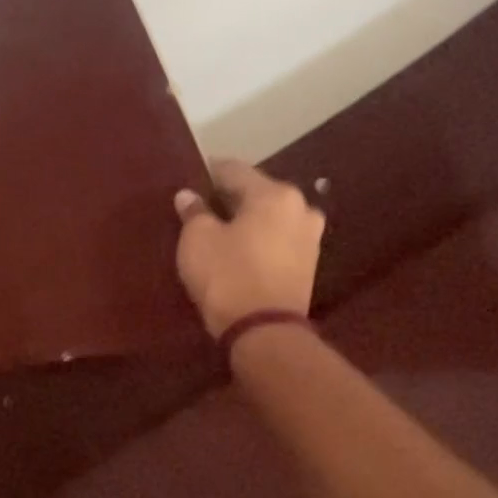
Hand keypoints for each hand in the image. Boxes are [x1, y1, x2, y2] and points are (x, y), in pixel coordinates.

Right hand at [174, 160, 325, 337]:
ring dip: (244, 219)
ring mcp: (309, 236)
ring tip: (216, 230)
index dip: (206, 172)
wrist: (263, 328)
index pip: (233, 169)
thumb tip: (189, 196)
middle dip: (228, 197)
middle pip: (255, 192)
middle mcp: (300, 207)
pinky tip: (236, 248)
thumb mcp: (197, 238)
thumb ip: (194, 211)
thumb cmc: (226, 273)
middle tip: (198, 207)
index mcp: (274, 194)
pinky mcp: (308, 262)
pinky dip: (257, 237)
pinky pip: (276, 237)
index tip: (187, 180)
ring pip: (268, 216)